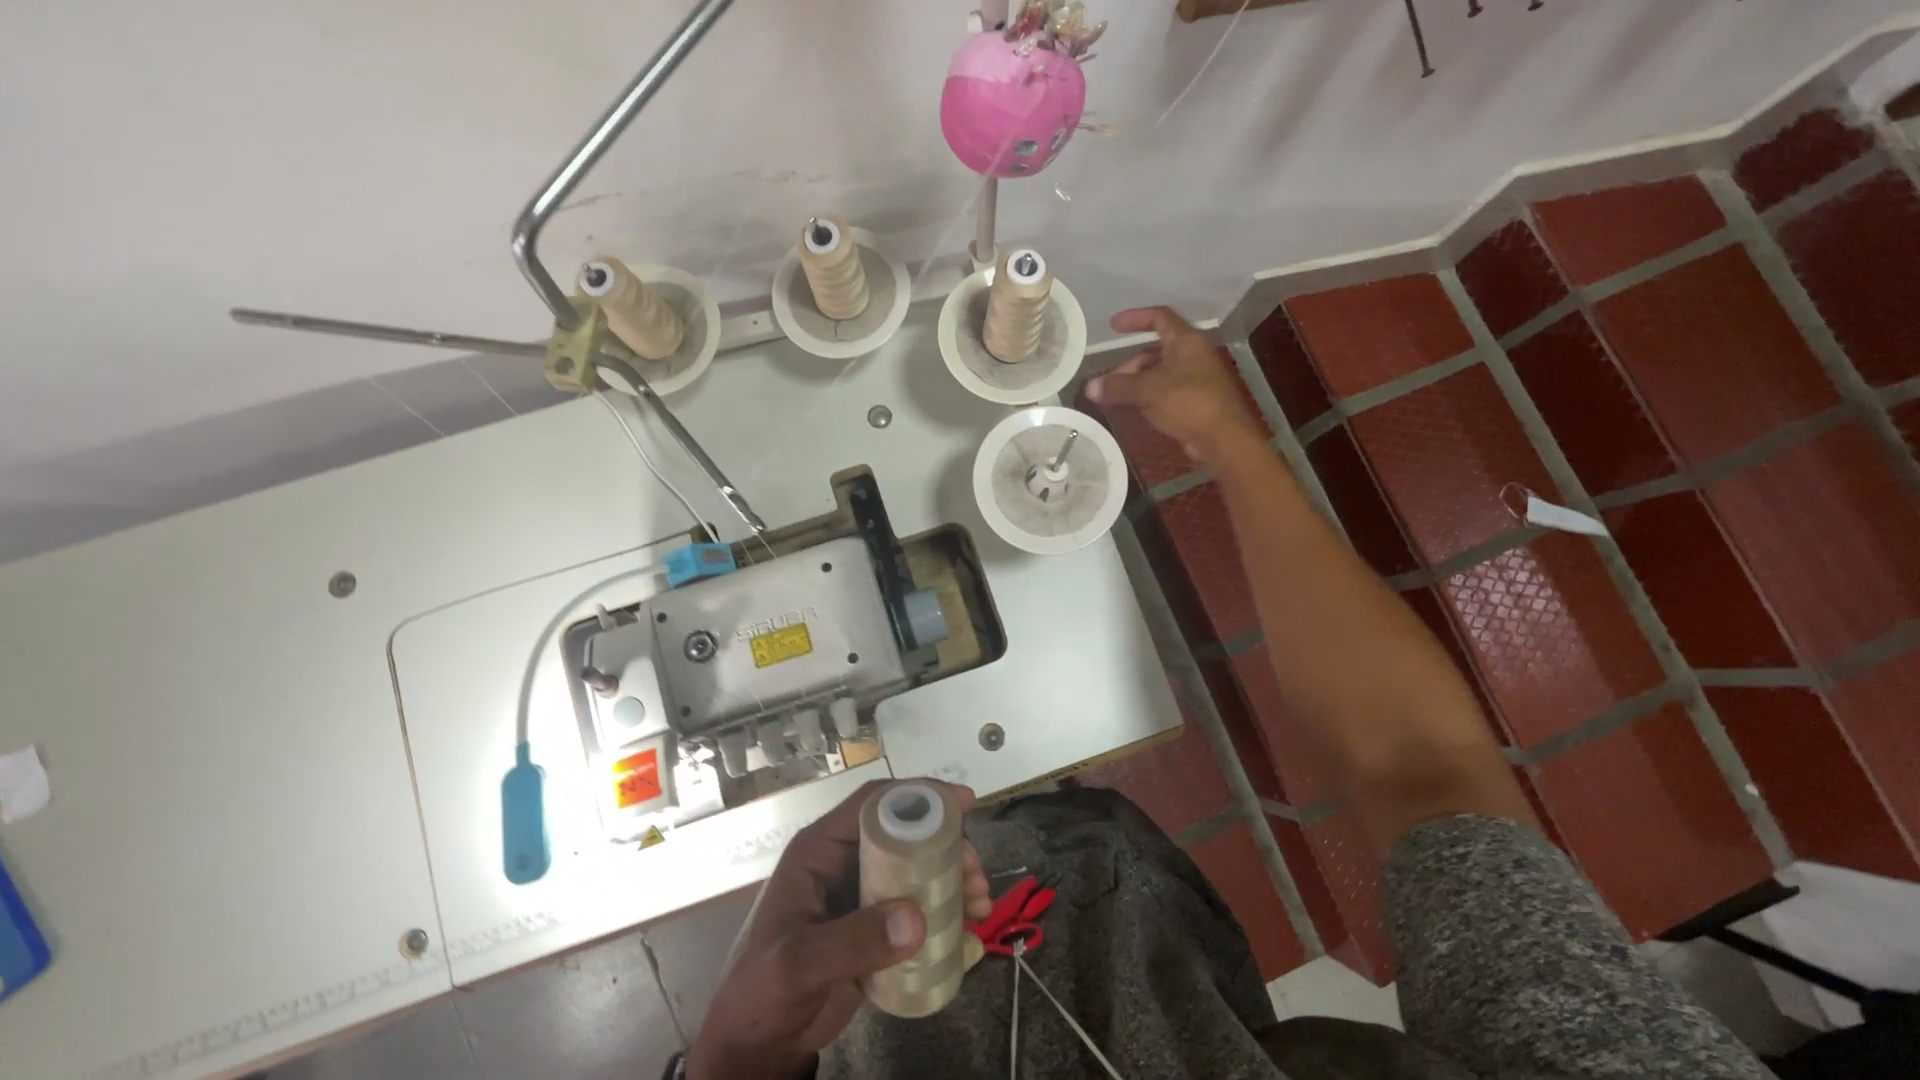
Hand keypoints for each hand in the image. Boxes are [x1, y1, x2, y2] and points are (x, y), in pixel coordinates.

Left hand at [688, 780, 992, 1079]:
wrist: (755, 1044)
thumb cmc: (761, 989)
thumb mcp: (799, 963)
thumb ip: (852, 941)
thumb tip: (917, 917)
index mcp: (819, 852)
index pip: (871, 805)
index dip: (917, 795)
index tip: (962, 803)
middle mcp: (843, 865)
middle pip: (904, 836)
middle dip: (947, 848)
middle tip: (977, 874)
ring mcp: (860, 898)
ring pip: (915, 871)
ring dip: (952, 881)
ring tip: (980, 905)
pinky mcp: (873, 932)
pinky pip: (916, 910)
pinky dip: (945, 914)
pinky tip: (969, 931)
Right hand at [1085, 306, 1264, 465]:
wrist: (1223, 437)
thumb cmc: (1188, 402)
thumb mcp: (1148, 391)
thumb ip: (1118, 387)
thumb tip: (1089, 388)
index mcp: (1185, 341)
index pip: (1159, 318)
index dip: (1136, 318)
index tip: (1113, 325)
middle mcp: (1192, 355)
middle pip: (1154, 351)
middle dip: (1129, 365)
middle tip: (1108, 382)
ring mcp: (1195, 378)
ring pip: (1159, 373)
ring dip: (1136, 382)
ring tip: (1116, 398)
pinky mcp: (1195, 400)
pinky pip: (1165, 391)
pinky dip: (1148, 396)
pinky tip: (1134, 409)